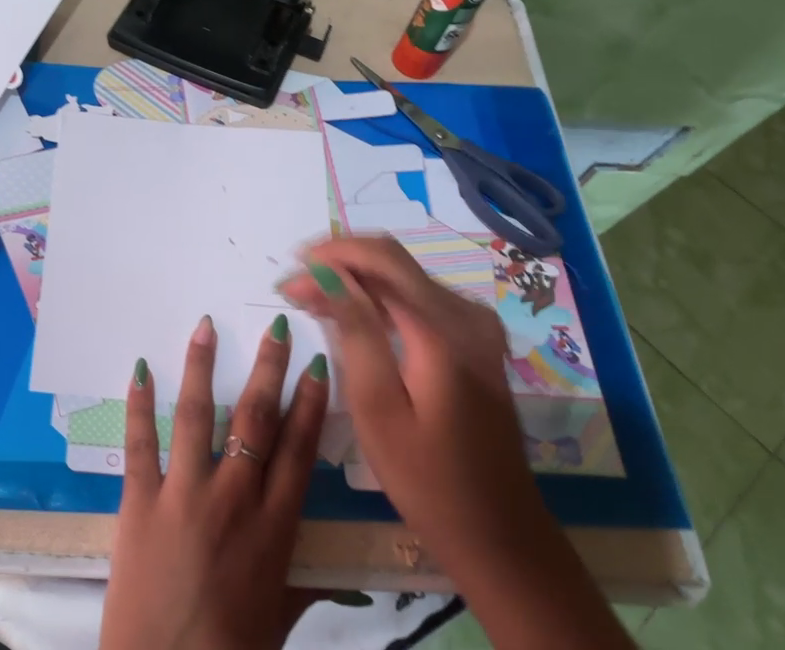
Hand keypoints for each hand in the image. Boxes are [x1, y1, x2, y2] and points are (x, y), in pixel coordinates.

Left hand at [100, 315, 329, 649]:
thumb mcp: (281, 616)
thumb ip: (308, 585)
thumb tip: (346, 581)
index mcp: (274, 528)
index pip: (298, 450)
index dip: (310, 404)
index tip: (316, 364)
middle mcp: (233, 499)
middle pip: (255, 420)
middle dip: (268, 369)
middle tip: (274, 326)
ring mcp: (183, 495)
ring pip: (196, 416)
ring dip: (201, 367)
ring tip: (205, 326)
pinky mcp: (139, 502)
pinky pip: (140, 444)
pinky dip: (138, 405)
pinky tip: (139, 369)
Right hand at [280, 235, 636, 649]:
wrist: (496, 528)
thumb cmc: (426, 478)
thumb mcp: (377, 407)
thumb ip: (356, 331)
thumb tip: (329, 275)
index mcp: (443, 329)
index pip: (380, 260)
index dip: (330, 257)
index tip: (288, 275)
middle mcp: (466, 314)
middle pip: (394, 263)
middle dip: (339, 265)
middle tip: (293, 288)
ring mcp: (476, 328)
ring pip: (406, 279)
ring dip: (358, 281)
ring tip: (311, 300)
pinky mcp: (476, 344)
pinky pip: (420, 302)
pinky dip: (381, 301)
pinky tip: (352, 317)